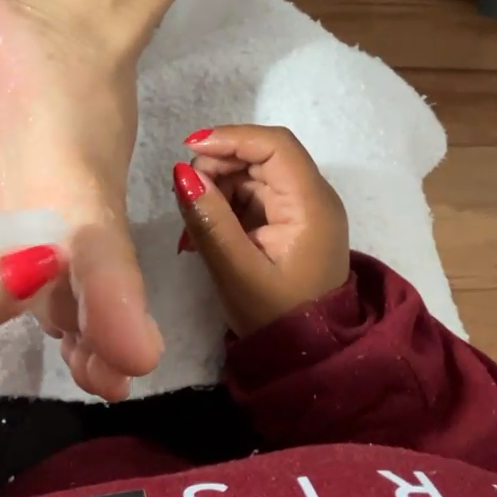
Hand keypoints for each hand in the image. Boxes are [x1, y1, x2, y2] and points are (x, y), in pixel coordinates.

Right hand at [172, 126, 351, 336]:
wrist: (308, 357)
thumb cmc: (275, 317)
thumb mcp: (235, 271)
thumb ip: (209, 220)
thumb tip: (182, 171)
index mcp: (311, 204)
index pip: (274, 145)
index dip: (231, 138)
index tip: (189, 149)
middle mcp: (314, 197)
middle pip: (264, 154)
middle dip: (220, 163)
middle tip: (186, 190)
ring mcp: (304, 209)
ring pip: (256, 172)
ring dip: (220, 183)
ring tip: (194, 216)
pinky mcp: (291, 221)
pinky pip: (256, 194)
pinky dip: (228, 201)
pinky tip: (208, 226)